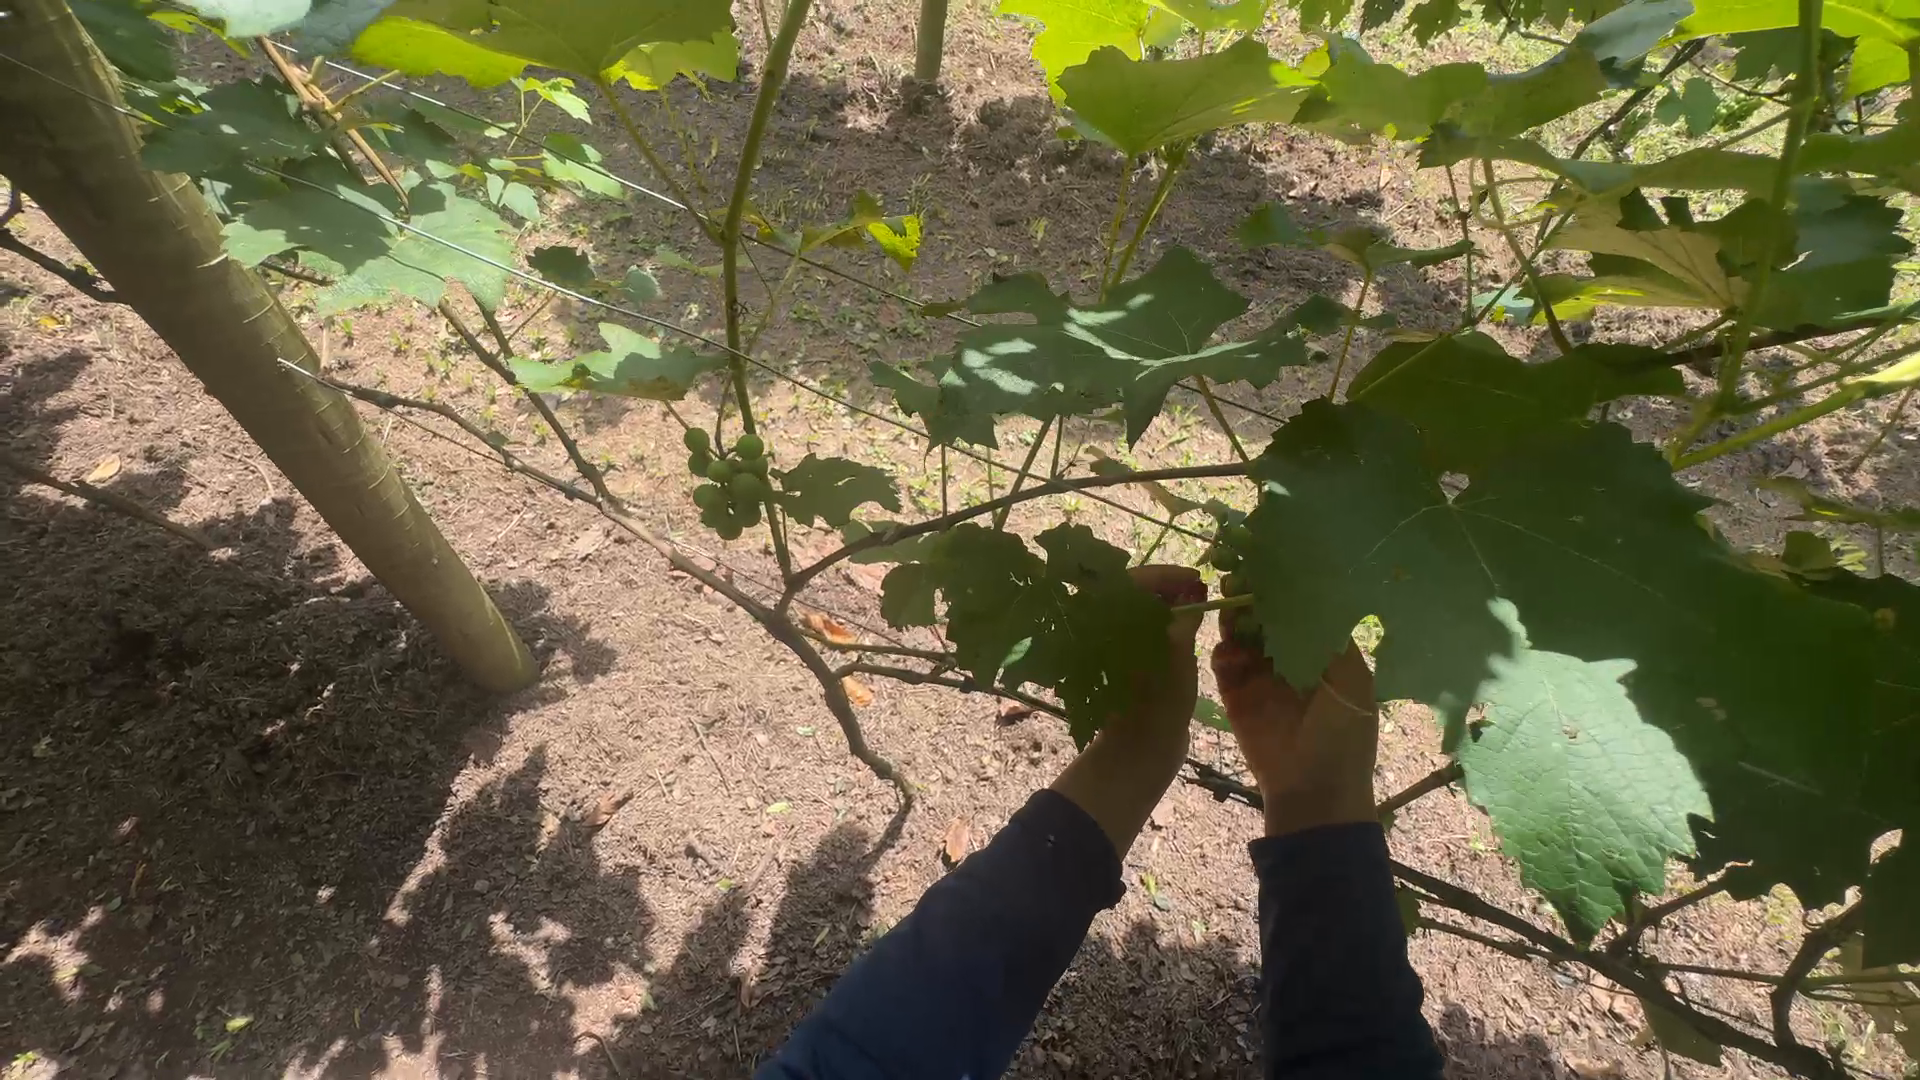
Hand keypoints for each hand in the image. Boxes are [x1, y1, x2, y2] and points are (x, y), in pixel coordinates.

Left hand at [1114, 564, 1207, 737]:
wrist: (1138, 750)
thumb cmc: (1158, 700)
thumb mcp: (1177, 653)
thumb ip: (1184, 616)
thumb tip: (1194, 590)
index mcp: (1105, 620)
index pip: (1133, 580)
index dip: (1167, 575)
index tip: (1197, 578)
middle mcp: (1098, 627)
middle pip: (1130, 592)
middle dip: (1164, 587)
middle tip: (1198, 591)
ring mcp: (1105, 646)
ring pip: (1133, 611)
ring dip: (1161, 604)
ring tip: (1194, 607)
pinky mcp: (1115, 662)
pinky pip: (1134, 631)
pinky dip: (1156, 624)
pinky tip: (1180, 627)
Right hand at [1211, 605, 1378, 836]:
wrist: (1313, 791)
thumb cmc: (1342, 736)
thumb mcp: (1351, 683)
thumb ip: (1328, 640)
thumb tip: (1306, 594)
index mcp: (1319, 654)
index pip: (1298, 612)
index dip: (1282, 590)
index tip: (1266, 570)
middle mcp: (1288, 659)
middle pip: (1264, 618)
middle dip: (1250, 600)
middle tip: (1235, 583)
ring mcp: (1258, 676)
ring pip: (1240, 636)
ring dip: (1233, 621)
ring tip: (1227, 611)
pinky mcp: (1234, 694)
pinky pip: (1223, 663)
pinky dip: (1222, 652)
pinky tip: (1227, 652)